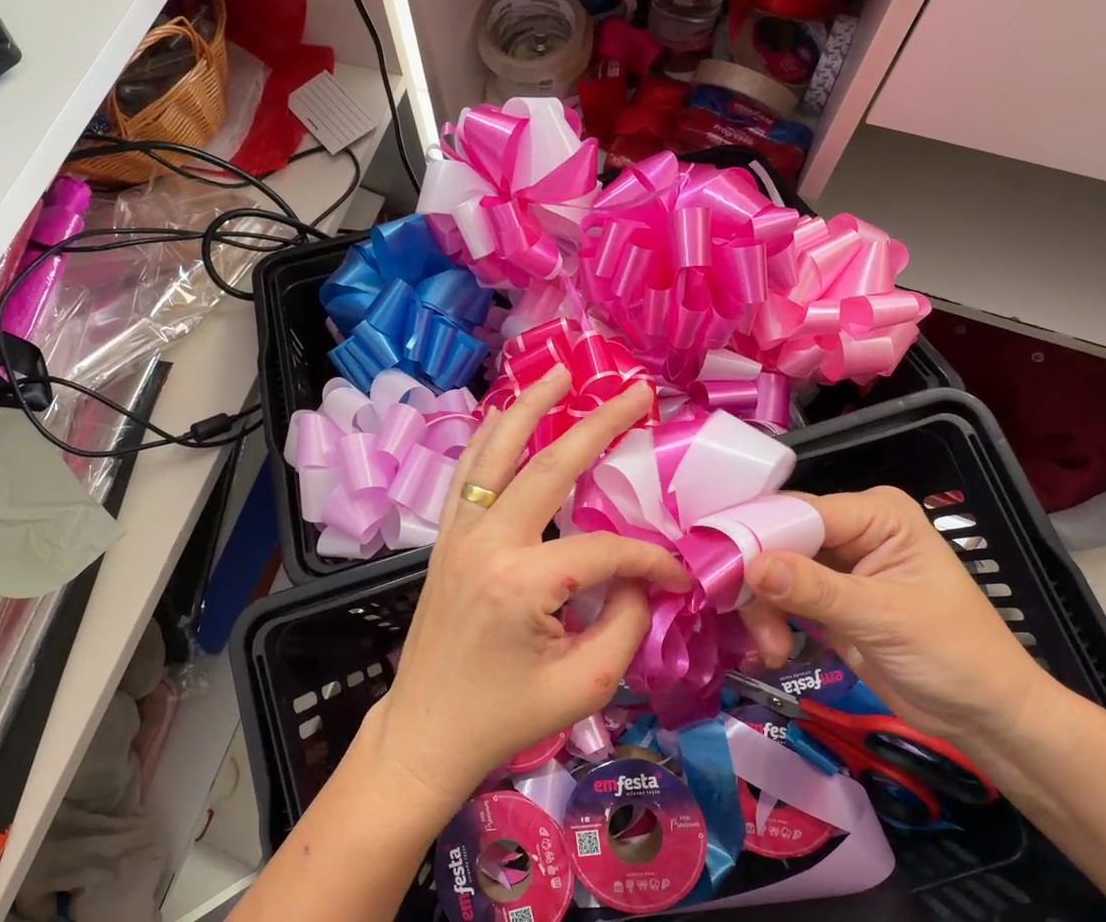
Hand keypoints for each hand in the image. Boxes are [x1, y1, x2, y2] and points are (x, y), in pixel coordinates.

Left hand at [374, 366, 690, 804]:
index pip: (604, 550)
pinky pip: (466, 476)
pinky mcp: (444, 540)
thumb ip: (626, 620)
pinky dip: (487, 439)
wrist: (427, 732)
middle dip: (597, 426)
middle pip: (548, 467)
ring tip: (560, 373)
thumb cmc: (505, 717)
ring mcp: (457, 536)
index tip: (678, 578)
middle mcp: (485, 543)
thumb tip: (643, 576)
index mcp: (522, 583)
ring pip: (494, 454)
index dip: (649, 560)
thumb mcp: (586, 684)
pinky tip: (504, 415)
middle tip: (634, 392)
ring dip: (528, 409)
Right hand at [738, 487, 1053, 746]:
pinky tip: (774, 649)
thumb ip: (814, 589)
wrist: (985, 717)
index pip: (798, 511)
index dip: (756, 537)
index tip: (718, 570)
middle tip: (750, 624)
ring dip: (762, 608)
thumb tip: (750, 565)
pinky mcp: (824, 597)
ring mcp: (835, 564)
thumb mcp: (883, 618)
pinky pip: (777, 595)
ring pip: (768, 568)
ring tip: (773, 650)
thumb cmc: (954, 655)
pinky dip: (767, 619)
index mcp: (875, 514)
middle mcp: (851, 529)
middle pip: (776, 537)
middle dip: (756, 579)